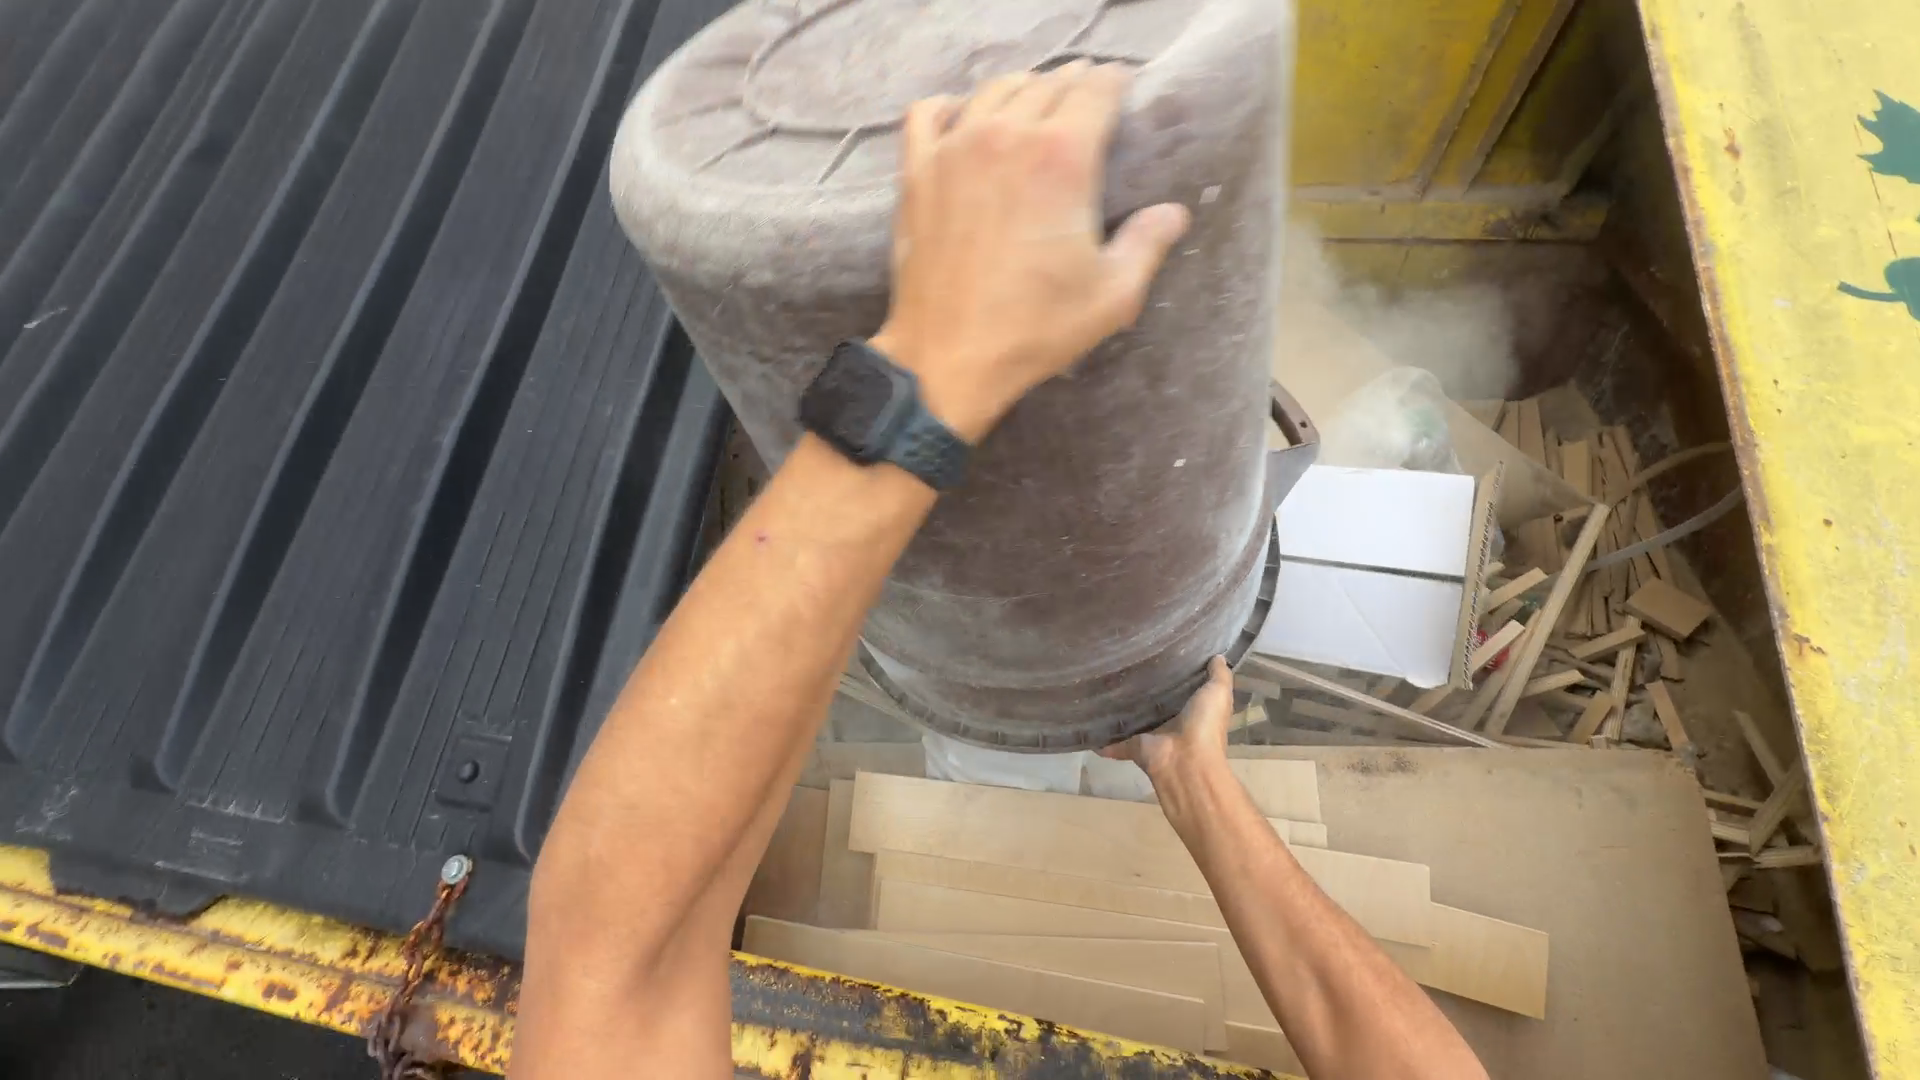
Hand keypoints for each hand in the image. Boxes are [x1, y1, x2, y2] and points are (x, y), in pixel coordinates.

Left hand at [871, 61, 1191, 441]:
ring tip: (1033, 113)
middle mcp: (1007, 135)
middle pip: (1048, 84)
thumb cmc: (1034, 330)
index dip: (1116, 86)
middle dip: (1073, 88)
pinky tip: (965, 125)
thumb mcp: (1111, 297)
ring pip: (994, 90)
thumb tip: (1173, 213)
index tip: (1122, 97)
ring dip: (1022, 92)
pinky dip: (952, 107)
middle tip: (1084, 111)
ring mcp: (954, 149)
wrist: (950, 357)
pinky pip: (928, 112)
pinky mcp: (917, 173)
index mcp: (1063, 157)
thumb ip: (1147, 245)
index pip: (1097, 88)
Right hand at [1100, 655, 1234, 787]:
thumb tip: (1218, 656)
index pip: (1182, 689)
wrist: (1186, 760)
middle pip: (1157, 703)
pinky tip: (1090, 725)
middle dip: (1145, 689)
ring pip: (1135, 720)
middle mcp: (1173, 724)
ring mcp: (1153, 736)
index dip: (1175, 673)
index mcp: (1194, 711)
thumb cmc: (1204, 725)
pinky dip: (1104, 739)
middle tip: (1126, 664)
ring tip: (1104, 687)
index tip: (1160, 651)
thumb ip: (1219, 676)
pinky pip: (1116, 741)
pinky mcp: (1134, 746)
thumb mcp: (1217, 693)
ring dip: (1124, 710)